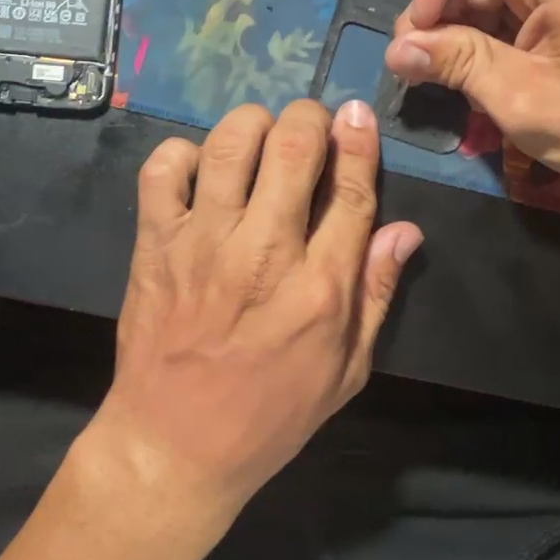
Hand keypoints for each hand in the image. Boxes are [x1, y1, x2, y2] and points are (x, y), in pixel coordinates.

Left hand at [85, 99, 423, 521]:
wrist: (174, 444)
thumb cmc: (270, 413)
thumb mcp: (346, 371)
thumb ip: (377, 294)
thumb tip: (404, 230)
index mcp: (320, 287)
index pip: (350, 192)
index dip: (358, 141)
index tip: (357, 114)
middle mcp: (264, 252)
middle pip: (292, 147)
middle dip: (308, 117)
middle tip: (309, 123)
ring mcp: (203, 243)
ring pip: (230, 144)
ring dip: (253, 123)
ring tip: (260, 136)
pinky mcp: (155, 243)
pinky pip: (163, 170)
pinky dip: (183, 153)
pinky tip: (199, 168)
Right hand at [382, 0, 559, 196]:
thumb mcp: (520, 98)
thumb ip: (455, 63)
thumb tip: (395, 49)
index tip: (418, 25)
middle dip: (440, 7)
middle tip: (414, 60)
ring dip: (456, 26)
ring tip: (436, 72)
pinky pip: (508, 4)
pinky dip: (481, 34)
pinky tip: (465, 69)